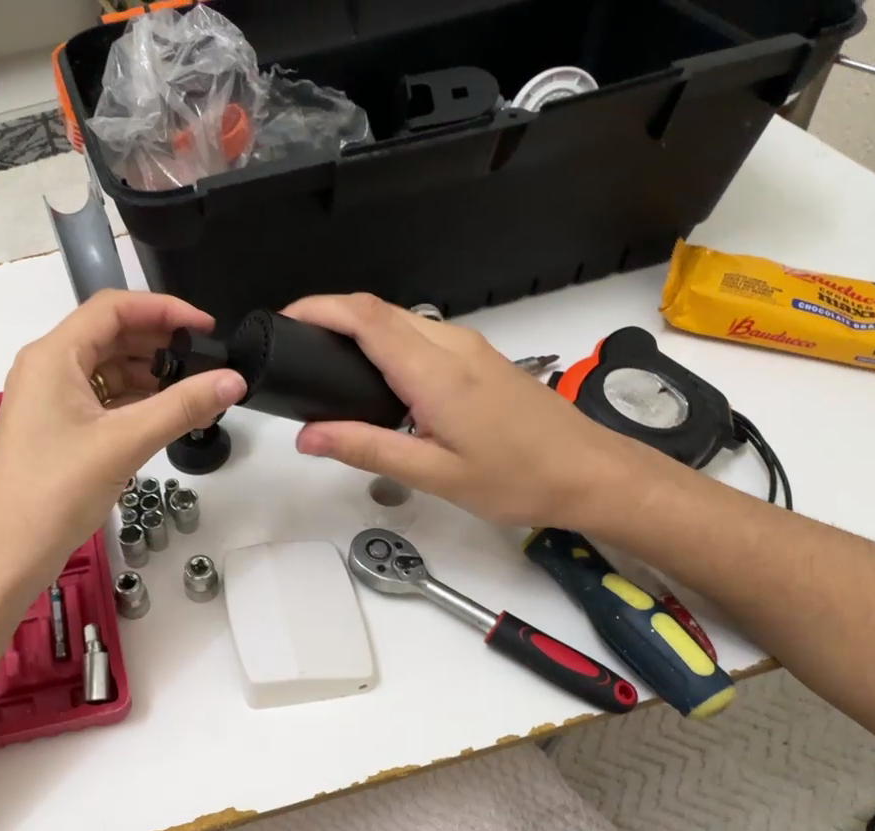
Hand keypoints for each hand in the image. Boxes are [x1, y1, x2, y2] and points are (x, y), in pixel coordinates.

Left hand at [0, 291, 246, 597]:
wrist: (9, 553)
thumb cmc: (56, 492)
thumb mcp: (125, 443)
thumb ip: (183, 406)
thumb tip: (233, 380)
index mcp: (53, 356)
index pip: (114, 308)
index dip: (164, 310)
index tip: (207, 328)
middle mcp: (45, 368)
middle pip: (110, 336)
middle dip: (159, 344)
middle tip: (205, 362)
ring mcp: (46, 400)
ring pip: (105, 369)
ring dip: (147, 376)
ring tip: (192, 392)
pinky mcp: (52, 428)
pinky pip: (97, 399)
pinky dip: (131, 402)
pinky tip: (162, 417)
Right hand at [283, 294, 648, 528]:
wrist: (590, 472)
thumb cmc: (518, 479)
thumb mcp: (434, 474)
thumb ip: (366, 449)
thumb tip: (308, 436)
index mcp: (437, 373)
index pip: (367, 318)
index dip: (320, 308)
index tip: (284, 319)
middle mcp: (454, 346)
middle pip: (380, 309)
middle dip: (330, 314)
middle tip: (293, 345)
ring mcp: (471, 347)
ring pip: (402, 318)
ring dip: (358, 326)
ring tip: (323, 359)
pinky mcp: (480, 357)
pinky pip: (422, 333)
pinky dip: (386, 339)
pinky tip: (373, 374)